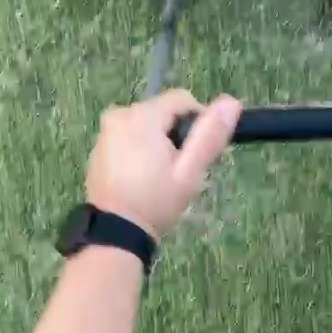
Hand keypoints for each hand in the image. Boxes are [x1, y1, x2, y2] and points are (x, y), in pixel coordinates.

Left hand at [85, 90, 240, 238]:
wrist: (116, 232)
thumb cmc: (155, 202)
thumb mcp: (188, 172)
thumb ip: (209, 136)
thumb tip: (232, 102)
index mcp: (141, 116)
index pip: (182, 100)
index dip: (197, 123)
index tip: (195, 155)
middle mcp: (119, 114)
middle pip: (162, 113)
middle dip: (175, 136)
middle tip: (178, 171)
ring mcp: (105, 131)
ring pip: (146, 125)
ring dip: (158, 143)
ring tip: (160, 177)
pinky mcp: (99, 147)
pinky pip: (129, 138)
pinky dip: (139, 150)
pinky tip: (142, 178)